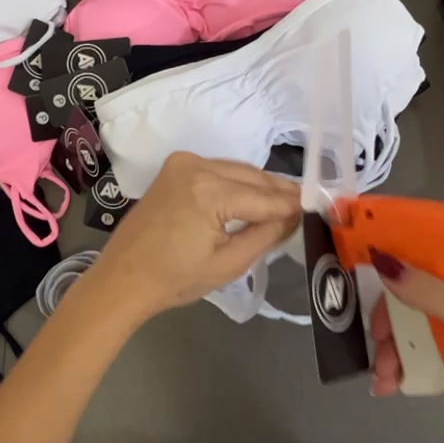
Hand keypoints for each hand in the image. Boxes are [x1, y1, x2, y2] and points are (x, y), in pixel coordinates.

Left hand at [75, 152, 301, 324]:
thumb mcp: (229, 264)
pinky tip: (252, 199)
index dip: (294, 205)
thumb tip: (295, 217)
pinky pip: (218, 170)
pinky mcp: (175, 166)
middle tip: (307, 208)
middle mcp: (197, 166)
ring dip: (259, 186)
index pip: (266, 197)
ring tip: (284, 205)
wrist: (122, 278)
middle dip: (279, 192)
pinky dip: (237, 183)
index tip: (321, 208)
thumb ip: (266, 235)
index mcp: (210, 191)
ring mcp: (183, 162)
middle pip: (253, 177)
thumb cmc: (173, 279)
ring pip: (237, 170)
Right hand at [368, 253, 443, 426]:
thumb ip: (429, 292)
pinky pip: (439, 343)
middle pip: (418, 290)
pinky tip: (401, 384)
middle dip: (392, 321)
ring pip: (425, 320)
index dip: (391, 258)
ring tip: (385, 382)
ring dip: (400, 348)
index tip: (362, 277)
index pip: (425, 246)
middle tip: (378, 351)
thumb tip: (383, 259)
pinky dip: (418, 360)